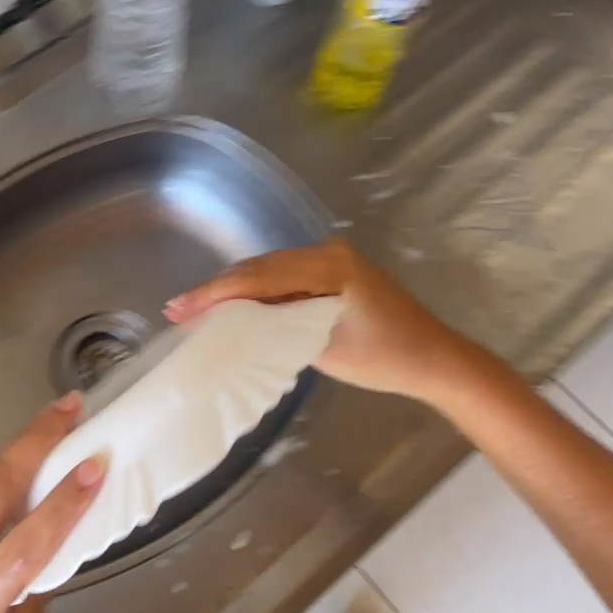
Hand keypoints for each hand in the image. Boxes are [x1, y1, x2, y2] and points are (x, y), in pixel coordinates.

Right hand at [164, 240, 502, 405]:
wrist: (435, 360)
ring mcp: (330, 260)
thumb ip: (278, 329)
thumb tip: (235, 325)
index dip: (216, 292)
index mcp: (328, 265)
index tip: (181, 307)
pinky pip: (283, 277)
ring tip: (194, 309)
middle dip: (217, 289)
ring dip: (233, 289)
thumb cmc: (386, 359)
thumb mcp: (324, 347)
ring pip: (268, 270)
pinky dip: (256, 292)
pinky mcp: (332, 273)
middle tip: (178, 308)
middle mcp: (326, 252)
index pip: (259, 276)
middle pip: (259, 267)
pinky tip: (233, 306)